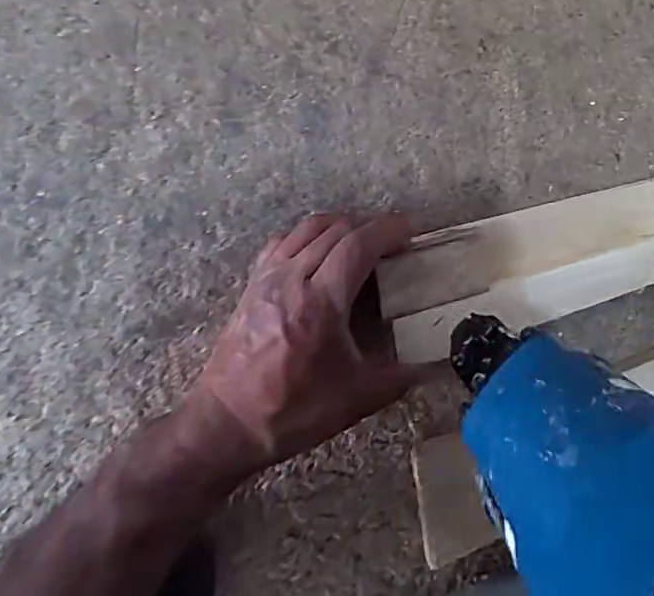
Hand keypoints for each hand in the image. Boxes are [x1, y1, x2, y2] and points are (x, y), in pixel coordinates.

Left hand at [177, 212, 420, 479]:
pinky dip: (309, 234)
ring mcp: (267, 279)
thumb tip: (433, 366)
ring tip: (362, 238)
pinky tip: (320, 249)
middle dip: (372, 225)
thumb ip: (400, 377)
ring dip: (342, 224)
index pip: (359, 244)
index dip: (389, 229)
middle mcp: (292, 280)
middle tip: (395, 238)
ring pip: (310, 228)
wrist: (221, 429)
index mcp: (320, 302)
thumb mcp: (356, 399)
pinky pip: (284, 240)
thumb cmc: (291, 411)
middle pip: (338, 229)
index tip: (411, 230)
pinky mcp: (252, 285)